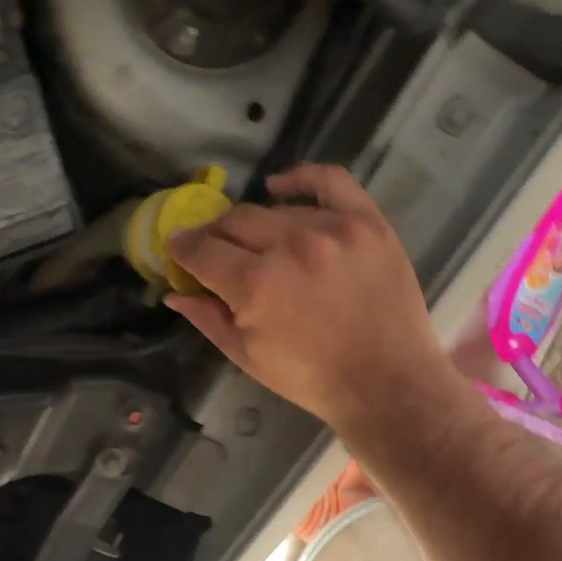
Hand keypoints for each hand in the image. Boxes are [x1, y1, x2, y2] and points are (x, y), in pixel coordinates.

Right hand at [166, 164, 468, 431]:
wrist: (387, 381)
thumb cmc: (309, 377)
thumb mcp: (245, 355)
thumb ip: (206, 318)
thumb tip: (175, 293)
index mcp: (256, 285)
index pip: (202, 250)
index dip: (181, 247)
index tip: (176, 247)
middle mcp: (291, 247)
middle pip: (234, 221)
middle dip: (214, 236)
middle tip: (213, 252)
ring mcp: (334, 230)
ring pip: (274, 210)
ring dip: (256, 226)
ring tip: (258, 246)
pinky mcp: (368, 223)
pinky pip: (329, 181)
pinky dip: (300, 179)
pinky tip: (280, 186)